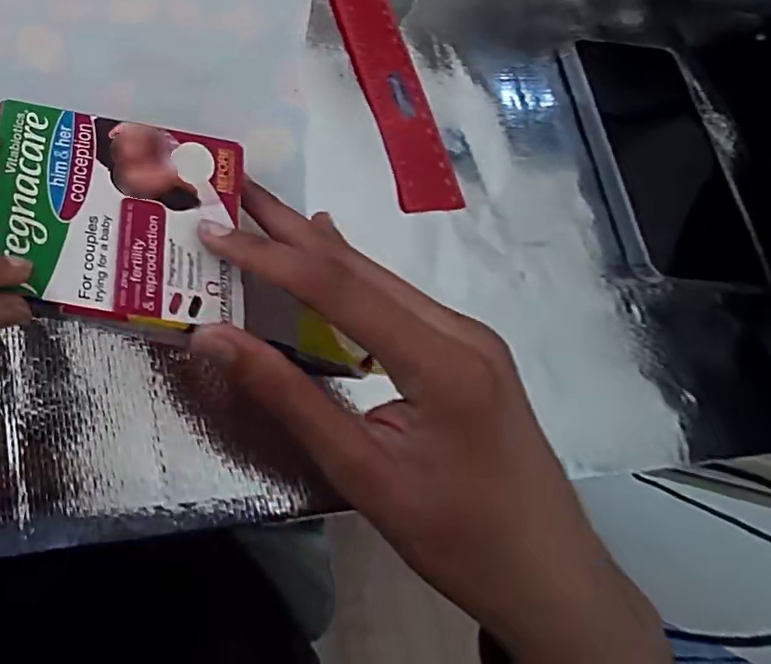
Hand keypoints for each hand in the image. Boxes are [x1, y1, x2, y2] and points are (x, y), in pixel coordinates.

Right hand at [191, 184, 666, 663]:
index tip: (213, 232)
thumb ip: (287, 396)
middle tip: (236, 187)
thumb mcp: (361, 473)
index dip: (268, 256)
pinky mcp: (463, 348)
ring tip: (264, 212)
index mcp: (440, 359)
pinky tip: (328, 245)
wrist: (556, 583)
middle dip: (288, 225)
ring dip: (314, 245)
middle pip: (357, 266)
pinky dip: (346, 271)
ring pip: (376, 276)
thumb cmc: (458, 538)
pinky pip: (392, 296)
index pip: (335, 288)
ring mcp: (465, 335)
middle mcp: (457, 329)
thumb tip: (213, 337)